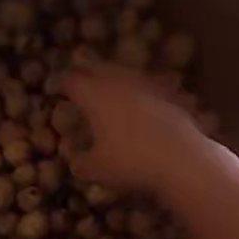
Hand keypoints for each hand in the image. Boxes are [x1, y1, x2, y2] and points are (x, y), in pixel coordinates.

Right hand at [63, 64, 208, 193]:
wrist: (182, 160)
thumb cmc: (130, 162)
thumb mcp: (96, 169)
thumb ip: (81, 163)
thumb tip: (76, 161)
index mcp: (95, 94)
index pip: (72, 80)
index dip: (61, 84)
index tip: (56, 90)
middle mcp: (120, 81)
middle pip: (99, 69)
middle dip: (89, 77)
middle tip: (83, 89)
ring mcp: (149, 84)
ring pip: (127, 75)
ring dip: (117, 83)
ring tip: (113, 96)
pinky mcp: (172, 94)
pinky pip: (151, 88)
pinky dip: (143, 95)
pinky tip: (145, 108)